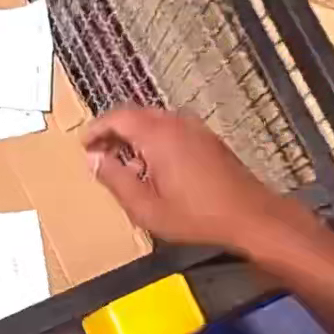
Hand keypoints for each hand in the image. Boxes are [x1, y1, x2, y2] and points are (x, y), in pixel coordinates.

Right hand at [82, 107, 319, 255]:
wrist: (249, 216)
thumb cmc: (196, 217)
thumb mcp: (146, 207)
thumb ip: (115, 180)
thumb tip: (94, 160)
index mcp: (157, 135)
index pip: (117, 117)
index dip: (96, 129)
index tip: (84, 144)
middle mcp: (176, 123)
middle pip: (136, 116)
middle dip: (114, 133)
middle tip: (99, 154)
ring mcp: (196, 130)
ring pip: (155, 124)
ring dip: (135, 140)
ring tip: (125, 167)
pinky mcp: (208, 141)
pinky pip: (173, 133)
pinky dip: (155, 144)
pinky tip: (155, 171)